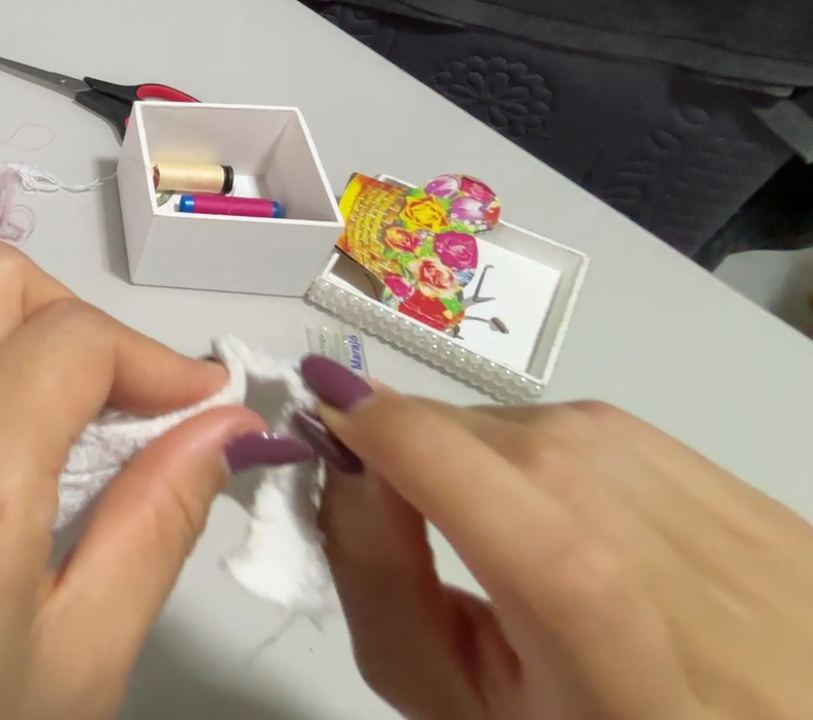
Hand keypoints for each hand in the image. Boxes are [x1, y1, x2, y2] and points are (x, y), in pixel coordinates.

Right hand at [306, 357, 812, 719]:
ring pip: (572, 428)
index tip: (327, 406)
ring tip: (472, 495)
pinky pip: (621, 433)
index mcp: (639, 707)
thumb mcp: (438, 691)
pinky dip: (544, 438)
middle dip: (427, 437)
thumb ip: (375, 576)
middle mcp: (733, 628)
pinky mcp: (782, 518)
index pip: (547, 555)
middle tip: (382, 463)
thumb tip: (349, 450)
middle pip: (542, 465)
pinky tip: (543, 490)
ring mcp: (779, 565)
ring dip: (479, 436)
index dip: (418, 452)